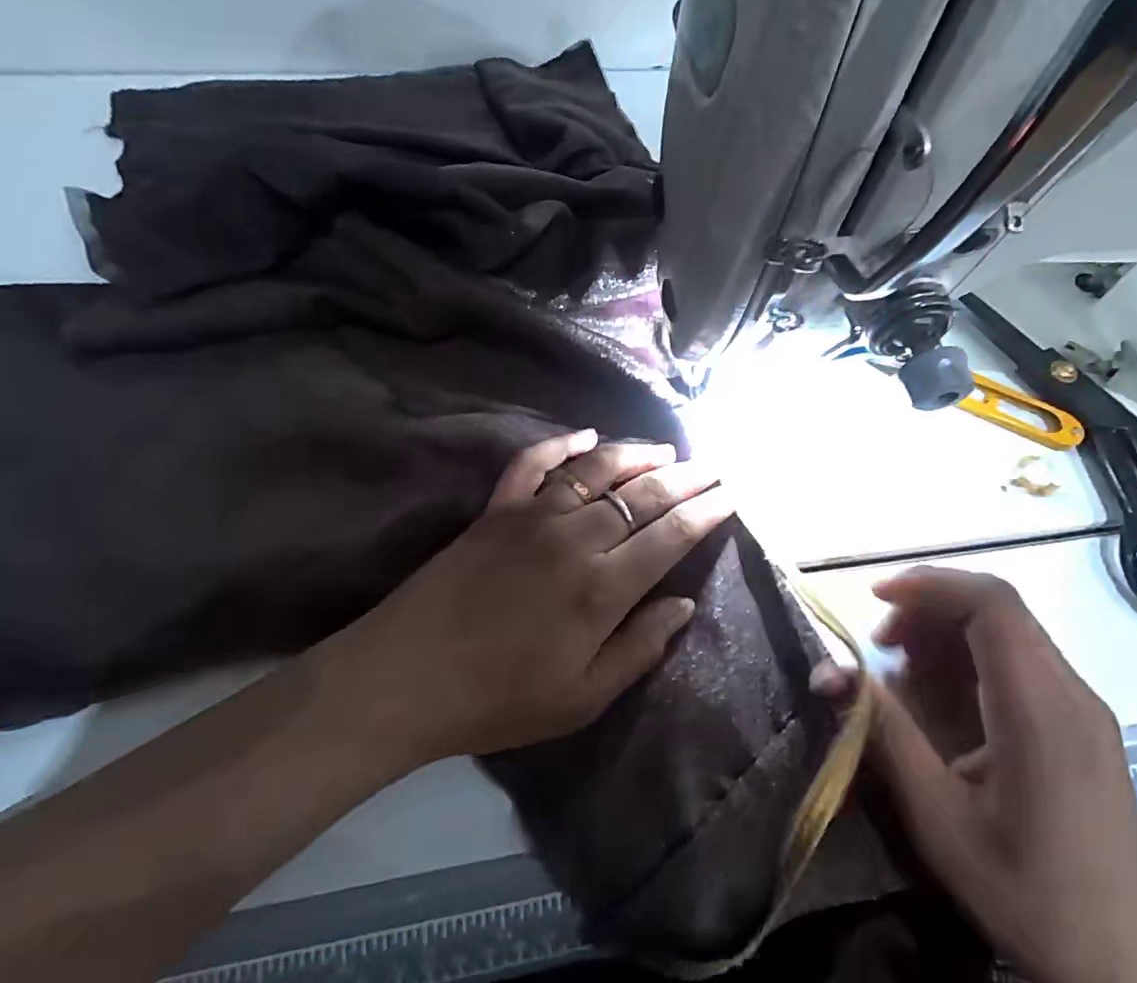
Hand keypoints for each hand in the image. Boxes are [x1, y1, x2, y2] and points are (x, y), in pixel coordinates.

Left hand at [316, 429, 734, 762]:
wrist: (408, 675)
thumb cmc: (499, 699)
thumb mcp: (581, 698)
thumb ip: (638, 648)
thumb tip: (682, 604)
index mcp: (601, 588)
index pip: (668, 536)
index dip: (704, 513)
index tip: (729, 497)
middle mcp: (572, 539)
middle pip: (639, 495)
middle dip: (682, 478)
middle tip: (711, 468)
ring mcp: (529, 517)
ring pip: (593, 470)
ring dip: (633, 454)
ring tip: (663, 451)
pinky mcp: (493, 511)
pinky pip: (531, 464)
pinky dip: (561, 445)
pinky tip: (585, 436)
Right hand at [815, 568, 1136, 982]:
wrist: (1121, 965)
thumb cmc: (1024, 889)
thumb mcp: (936, 813)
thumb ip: (882, 732)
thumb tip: (827, 672)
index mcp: (1042, 712)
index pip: (992, 604)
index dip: (928, 583)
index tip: (873, 598)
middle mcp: (1073, 697)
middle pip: (997, 609)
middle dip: (927, 608)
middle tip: (879, 646)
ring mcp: (1084, 712)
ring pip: (1007, 632)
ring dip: (944, 633)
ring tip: (900, 671)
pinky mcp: (1081, 728)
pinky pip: (1019, 663)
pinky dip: (967, 659)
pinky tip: (938, 698)